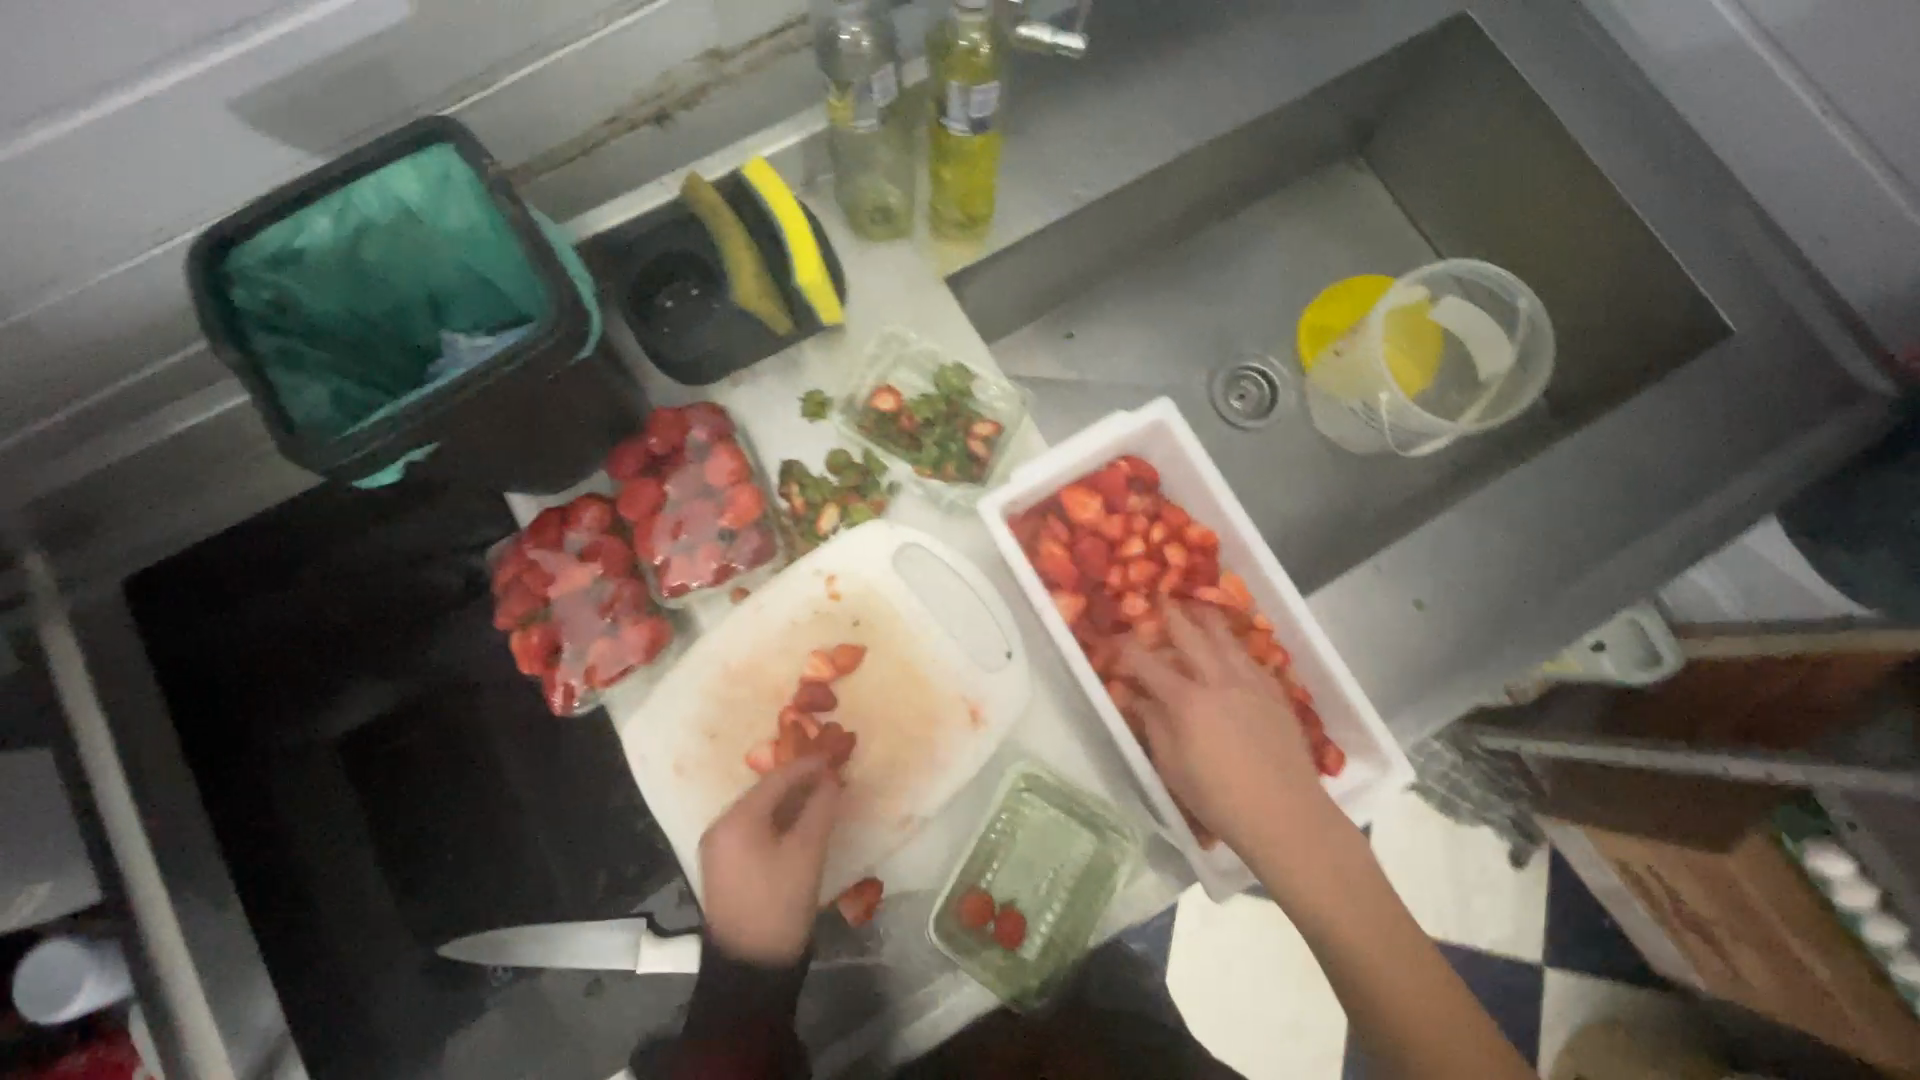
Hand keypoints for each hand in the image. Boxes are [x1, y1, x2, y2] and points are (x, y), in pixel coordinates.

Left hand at [699, 754, 842, 965]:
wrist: (749, 968)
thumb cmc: (780, 904)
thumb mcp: (808, 853)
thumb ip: (821, 808)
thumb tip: (831, 778)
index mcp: (736, 820)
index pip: (776, 779)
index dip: (808, 766)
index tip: (835, 754)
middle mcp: (720, 826)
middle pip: (765, 792)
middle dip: (800, 781)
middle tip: (832, 773)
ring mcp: (719, 848)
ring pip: (760, 811)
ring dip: (791, 801)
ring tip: (823, 795)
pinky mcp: (725, 866)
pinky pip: (754, 829)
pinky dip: (779, 821)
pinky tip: (802, 822)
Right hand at [1122, 604, 1336, 855]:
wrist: (1285, 814)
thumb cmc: (1219, 798)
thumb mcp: (1172, 767)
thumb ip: (1155, 726)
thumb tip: (1139, 698)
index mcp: (1187, 701)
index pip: (1149, 664)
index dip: (1128, 650)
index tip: (1115, 640)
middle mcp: (1218, 681)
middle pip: (1191, 638)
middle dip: (1172, 617)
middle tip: (1160, 599)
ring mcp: (1251, 685)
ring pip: (1227, 641)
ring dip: (1208, 621)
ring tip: (1199, 607)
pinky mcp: (1276, 695)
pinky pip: (1252, 660)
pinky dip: (1237, 647)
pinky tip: (1234, 648)